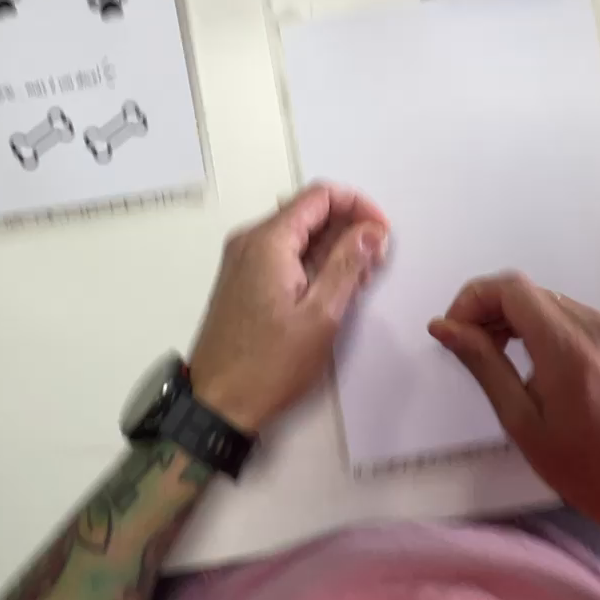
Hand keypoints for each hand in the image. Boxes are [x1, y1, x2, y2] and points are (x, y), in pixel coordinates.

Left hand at [188, 184, 389, 432]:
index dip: (358, 206)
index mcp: (268, 240)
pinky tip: (333, 290)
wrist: (217, 403)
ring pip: (298, 234)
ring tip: (358, 282)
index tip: (382, 234)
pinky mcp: (244, 278)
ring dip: (333, 248)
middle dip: (348, 229)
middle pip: (309, 212)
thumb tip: (372, 230)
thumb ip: (348, 264)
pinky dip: (313, 262)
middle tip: (374, 264)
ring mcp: (244, 259)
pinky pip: (284, 254)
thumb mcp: (321, 315)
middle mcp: (251, 240)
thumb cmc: (271, 363)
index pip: (320, 196)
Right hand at [429, 273, 599, 540]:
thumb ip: (483, 364)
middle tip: (466, 347)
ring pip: (543, 300)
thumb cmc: (586, 469)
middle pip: (525, 291)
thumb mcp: (522, 422)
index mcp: (568, 346)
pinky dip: (535, 325)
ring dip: (509, 317)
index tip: (453, 331)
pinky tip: (525, 359)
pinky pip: (563, 314)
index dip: (473, 299)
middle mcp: (592, 325)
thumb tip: (444, 327)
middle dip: (487, 309)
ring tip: (492, 356)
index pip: (511, 288)